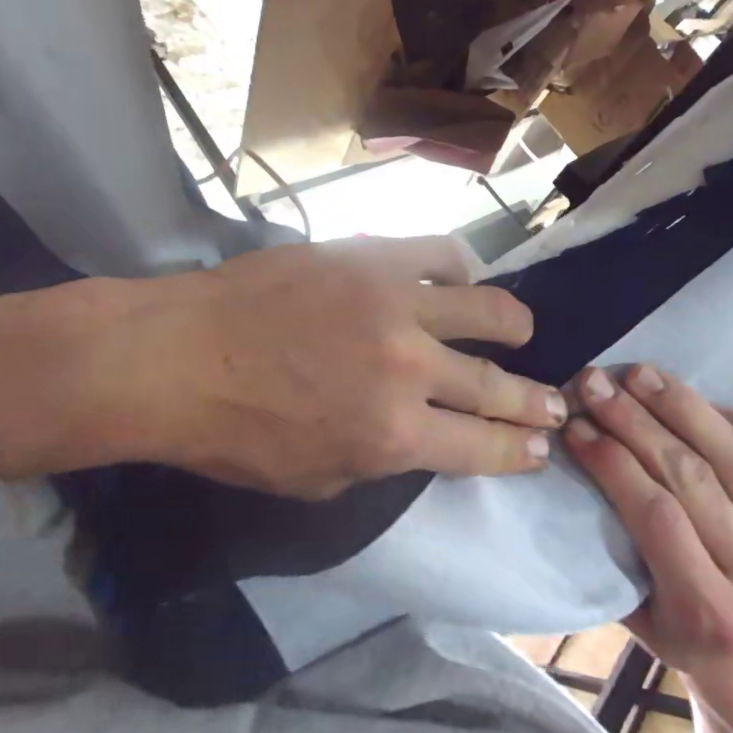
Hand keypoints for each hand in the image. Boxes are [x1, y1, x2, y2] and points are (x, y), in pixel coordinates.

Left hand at [54, 237, 564, 499]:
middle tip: (555, 401)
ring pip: (486, 307)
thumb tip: (419, 435)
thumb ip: (380, 460)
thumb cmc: (234, 433)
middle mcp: (409, 368)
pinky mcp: (373, 255)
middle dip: (536, 399)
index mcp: (392, 435)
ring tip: (520, 329)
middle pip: (496, 384)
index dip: (519, 449)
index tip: (542, 445)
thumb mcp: (315, 479)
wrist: (178, 354)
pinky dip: (461, 268)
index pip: (482, 447)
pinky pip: (439, 254)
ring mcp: (395, 302)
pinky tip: (461, 278)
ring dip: (513, 325)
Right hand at [563, 364, 732, 679]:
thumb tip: (574, 458)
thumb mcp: (628, 605)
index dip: (614, 464)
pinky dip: (732, 416)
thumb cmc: (670, 627)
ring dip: (680, 406)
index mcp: (709, 613)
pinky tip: (692, 395)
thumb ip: (608, 541)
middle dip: (636, 422)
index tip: (575, 426)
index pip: (657, 517)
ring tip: (639, 375)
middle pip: (693, 478)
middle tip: (596, 385)